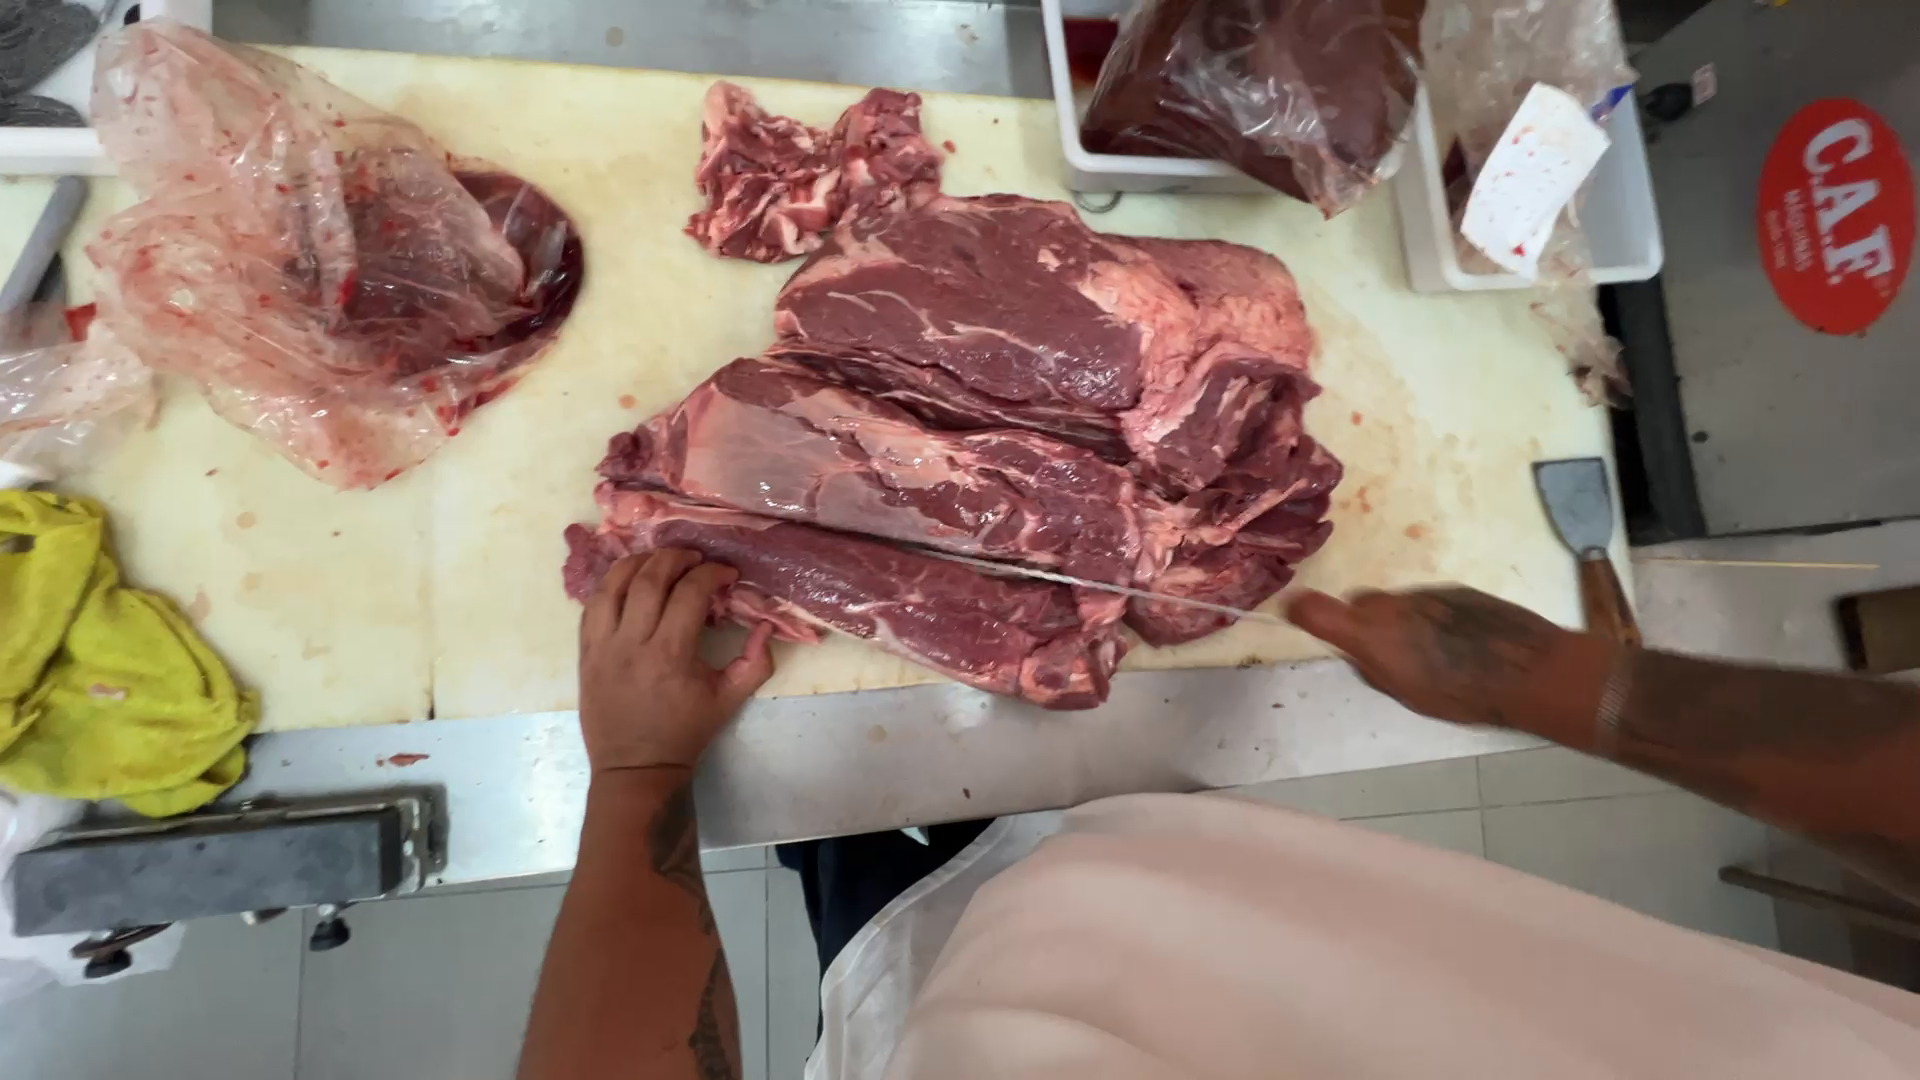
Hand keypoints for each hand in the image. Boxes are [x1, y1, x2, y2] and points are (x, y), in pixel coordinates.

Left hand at [578, 549, 775, 773]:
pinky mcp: (585, 652)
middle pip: (649, 579)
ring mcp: (602, 647)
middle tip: (695, 558)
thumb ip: (757, 662)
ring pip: (612, 585)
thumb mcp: (731, 699)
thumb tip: (766, 625)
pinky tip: (631, 580)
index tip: (727, 574)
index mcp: (670, 655)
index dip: (711, 573)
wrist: (635, 766)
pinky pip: (592, 605)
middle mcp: (631, 644)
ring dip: (638, 562)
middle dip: (675, 558)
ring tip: (660, 559)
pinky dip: (612, 584)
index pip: (690, 593)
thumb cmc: (686, 731)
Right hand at [1286, 586, 1577, 728]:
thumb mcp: (1404, 694)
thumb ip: (1373, 667)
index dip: (1300, 610)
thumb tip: (1364, 654)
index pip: (1312, 608)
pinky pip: (1428, 602)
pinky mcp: (1455, 589)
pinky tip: (1460, 642)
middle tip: (1384, 649)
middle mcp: (1388, 605)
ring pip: (1395, 604)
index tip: (1298, 615)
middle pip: (1358, 604)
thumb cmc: (1462, 694)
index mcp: (1367, 633)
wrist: (1531, 671)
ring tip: (1433, 651)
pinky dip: (1432, 618)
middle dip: (1362, 622)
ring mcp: (1422, 593)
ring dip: (1401, 621)